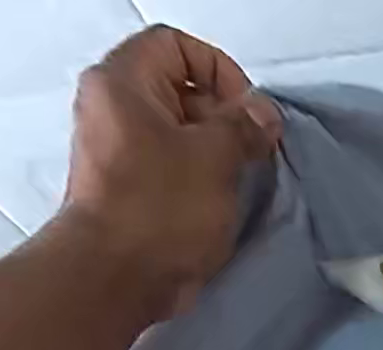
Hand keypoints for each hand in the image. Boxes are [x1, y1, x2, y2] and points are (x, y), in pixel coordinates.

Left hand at [56, 25, 282, 320]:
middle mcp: (117, 107)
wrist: (122, 272)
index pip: (175, 45)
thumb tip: (265, 112)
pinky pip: (179, 162)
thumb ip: (242, 127)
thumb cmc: (162, 207)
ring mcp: (125, 148)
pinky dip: (209, 173)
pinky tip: (229, 198)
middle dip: (228, 114)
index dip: (221, 70)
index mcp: (124, 83)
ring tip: (247, 178)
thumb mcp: (213, 158)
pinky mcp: (138, 185)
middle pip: (182, 87)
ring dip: (223, 149)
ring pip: (184, 129)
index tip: (251, 113)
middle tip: (258, 151)